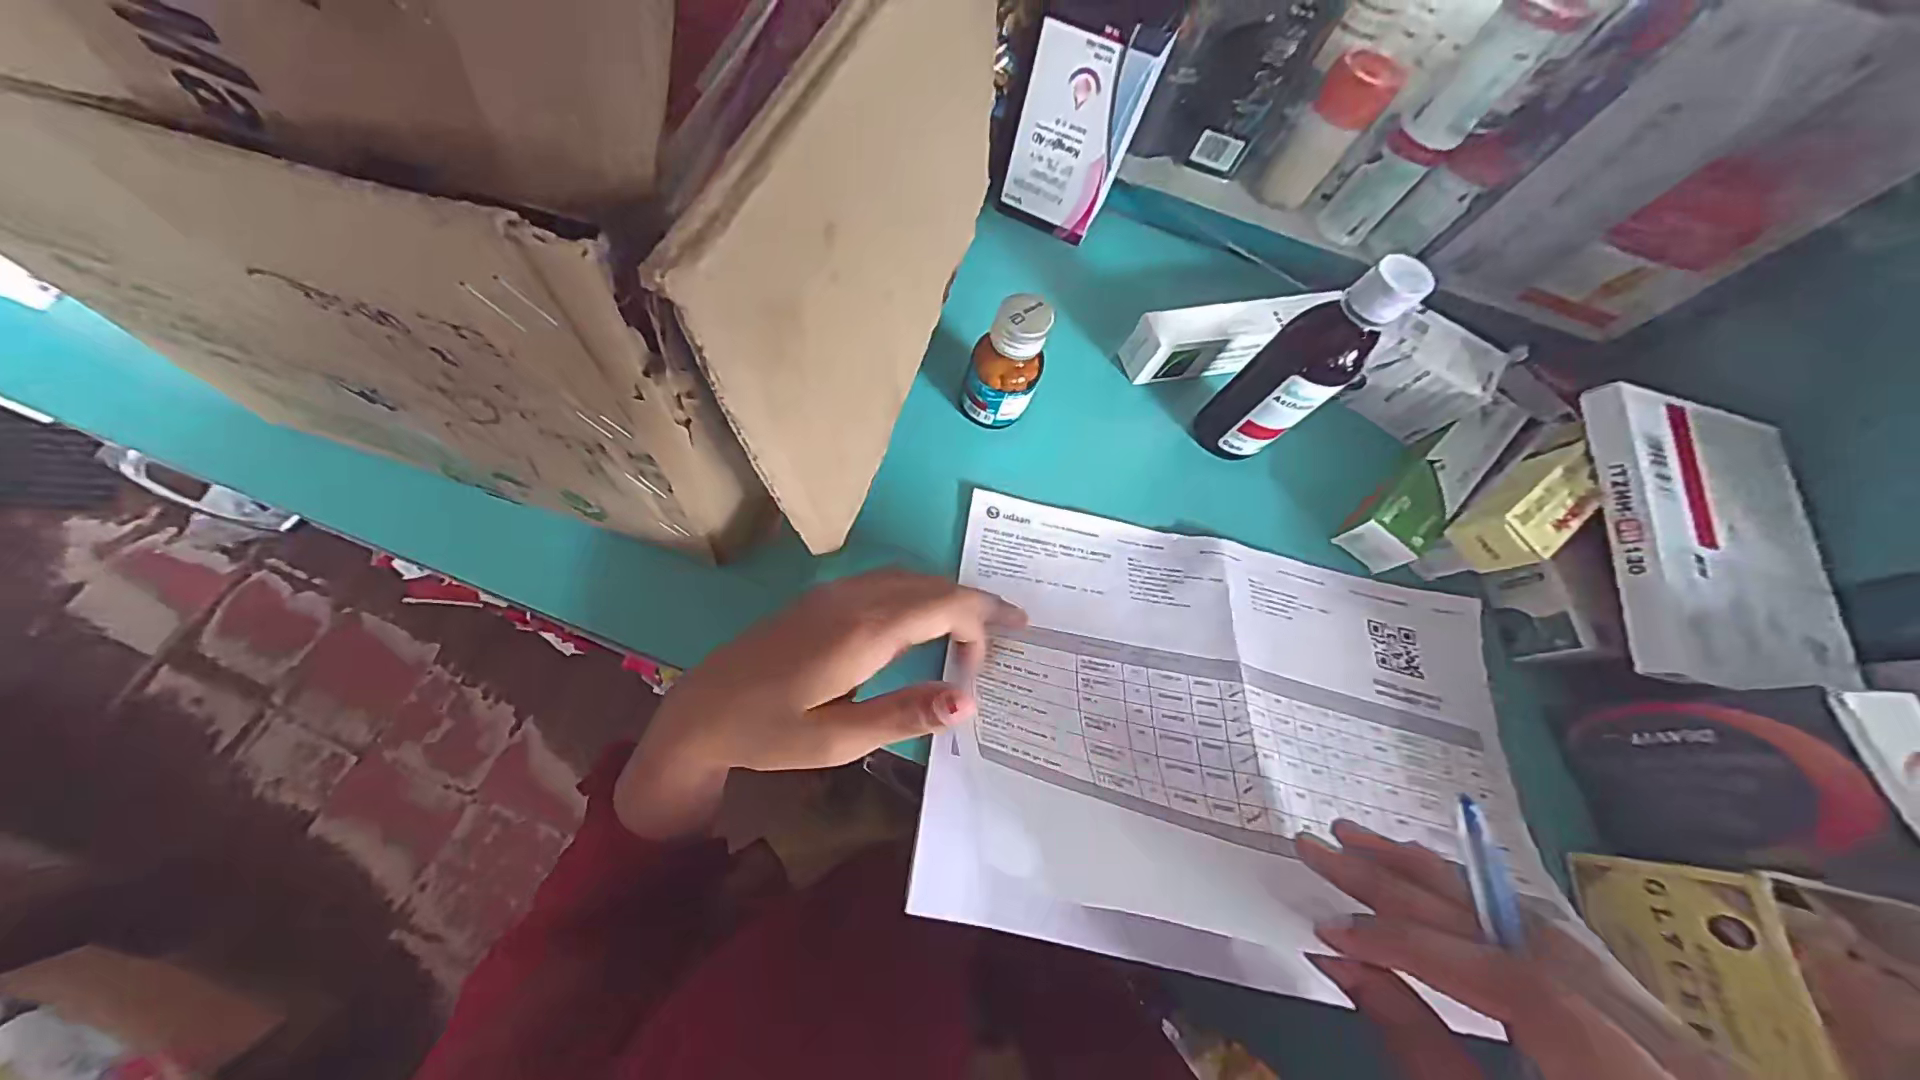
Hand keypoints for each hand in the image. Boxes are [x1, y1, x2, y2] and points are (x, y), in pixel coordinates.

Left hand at [615, 570, 1025, 838]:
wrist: (699, 709)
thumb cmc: (768, 732)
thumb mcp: (838, 740)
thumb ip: (906, 714)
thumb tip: (969, 701)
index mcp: (864, 632)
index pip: (944, 605)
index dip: (985, 617)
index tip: (1013, 638)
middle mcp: (855, 599)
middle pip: (933, 585)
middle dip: (976, 604)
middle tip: (1009, 631)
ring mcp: (836, 592)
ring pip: (911, 578)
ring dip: (949, 596)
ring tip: (976, 628)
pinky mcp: (823, 598)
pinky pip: (889, 581)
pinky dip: (922, 594)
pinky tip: (926, 619)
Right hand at [1296, 821, 1735, 1079]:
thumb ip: (1421, 1047)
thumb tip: (1343, 962)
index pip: (1514, 982)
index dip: (1413, 946)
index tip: (1332, 928)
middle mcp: (1671, 1044)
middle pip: (1518, 930)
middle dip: (1405, 884)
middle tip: (1325, 848)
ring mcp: (1667, 1023)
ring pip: (1534, 918)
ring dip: (1435, 876)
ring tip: (1361, 841)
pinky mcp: (1645, 1013)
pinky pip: (1550, 936)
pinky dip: (1478, 900)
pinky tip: (1430, 876)